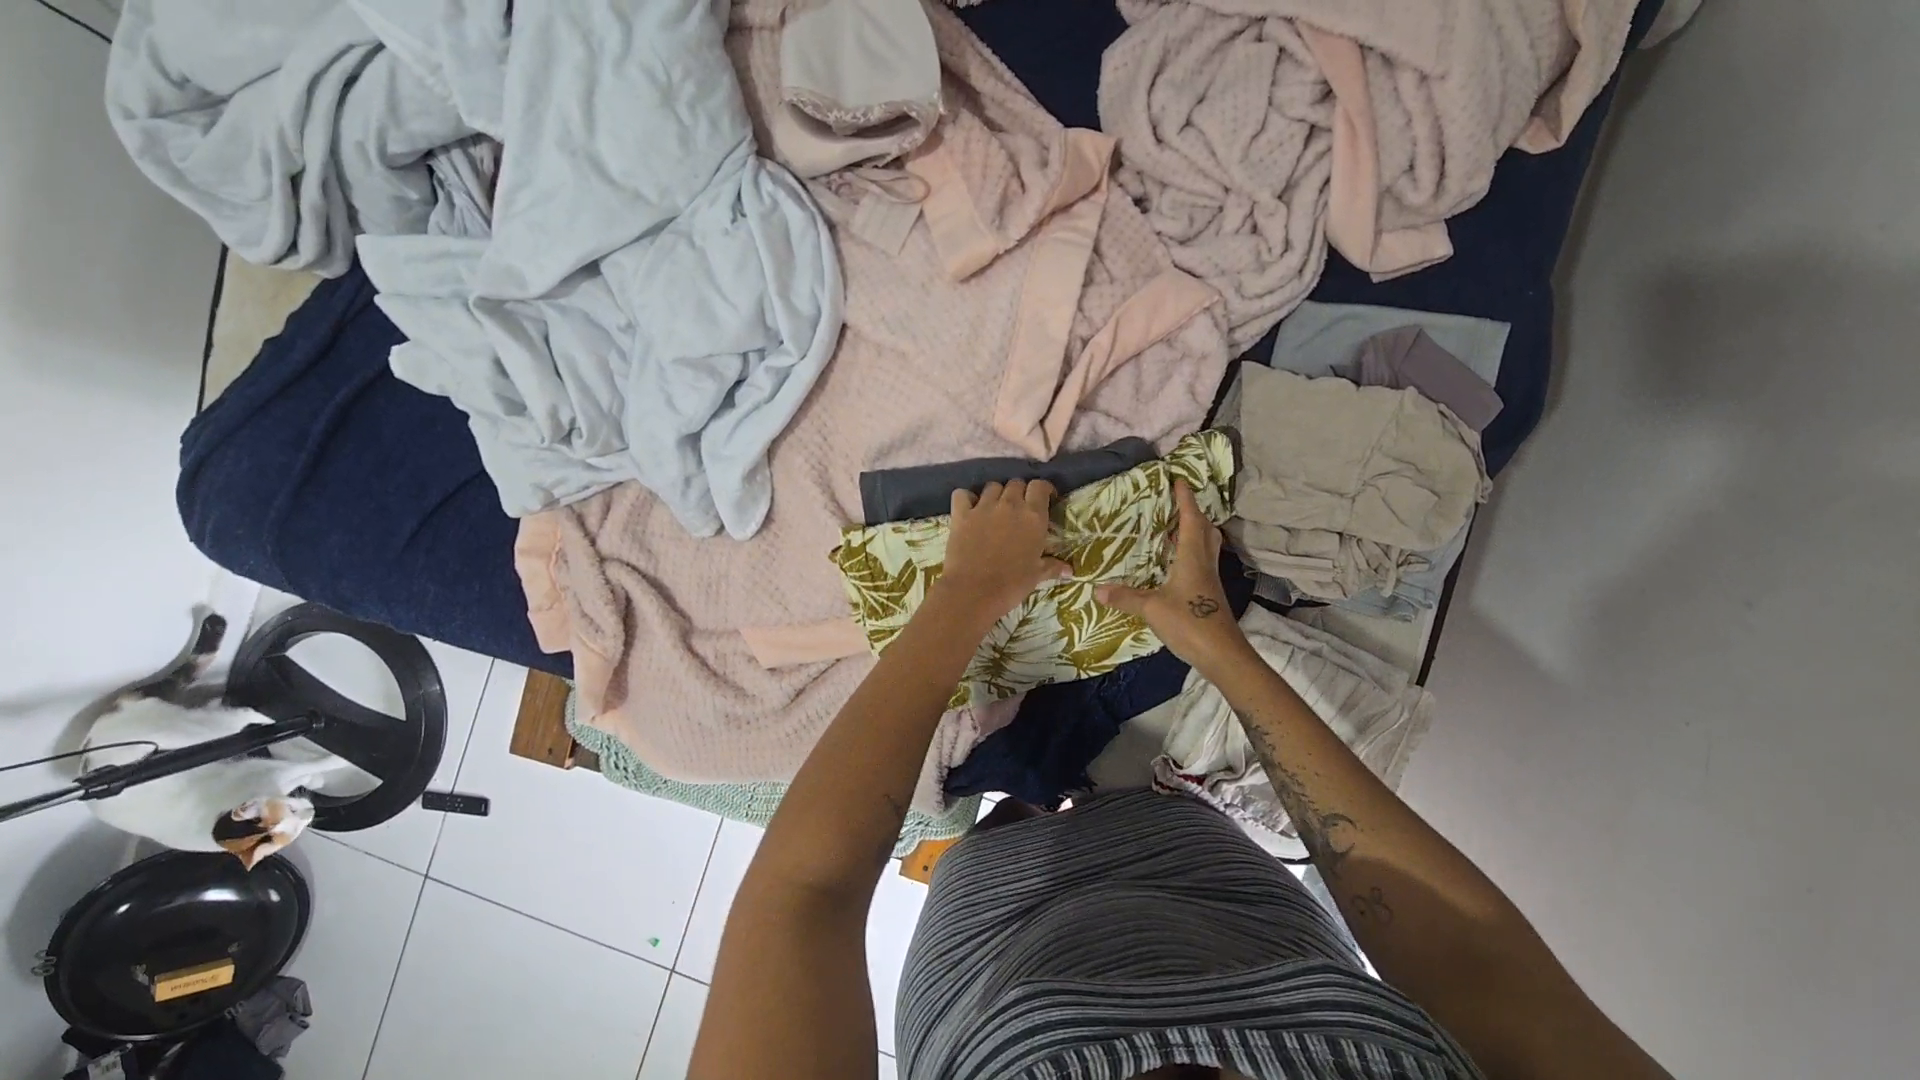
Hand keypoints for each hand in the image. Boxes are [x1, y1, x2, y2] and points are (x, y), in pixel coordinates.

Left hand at [935, 479, 1071, 623]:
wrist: (974, 591)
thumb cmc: (1011, 584)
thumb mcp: (1036, 575)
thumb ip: (1053, 567)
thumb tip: (1070, 570)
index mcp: (1033, 517)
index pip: (1040, 486)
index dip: (1043, 489)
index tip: (1046, 498)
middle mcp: (1010, 505)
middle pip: (1016, 483)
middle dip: (1020, 492)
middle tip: (1020, 508)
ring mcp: (983, 507)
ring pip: (992, 486)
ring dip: (996, 494)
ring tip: (996, 508)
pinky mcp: (961, 514)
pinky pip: (962, 494)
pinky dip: (966, 497)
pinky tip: (969, 508)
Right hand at [1096, 480, 1251, 672]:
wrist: (1222, 654)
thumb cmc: (1190, 623)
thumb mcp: (1152, 609)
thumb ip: (1125, 597)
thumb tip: (1097, 589)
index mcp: (1192, 558)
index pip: (1191, 520)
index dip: (1186, 500)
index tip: (1179, 481)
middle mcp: (1204, 564)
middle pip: (1205, 530)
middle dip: (1193, 514)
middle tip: (1177, 504)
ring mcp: (1209, 580)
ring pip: (1206, 547)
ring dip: (1195, 533)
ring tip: (1175, 529)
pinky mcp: (1209, 595)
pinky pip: (1201, 563)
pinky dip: (1191, 554)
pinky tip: (1176, 564)